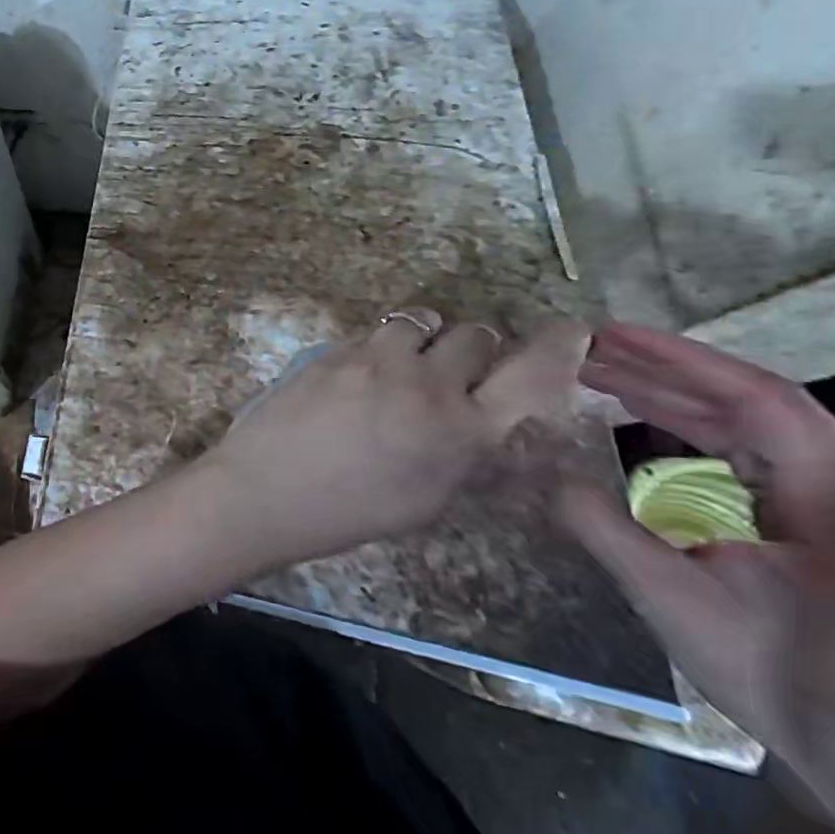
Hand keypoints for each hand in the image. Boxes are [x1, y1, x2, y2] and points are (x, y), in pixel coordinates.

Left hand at [204, 310, 590, 559]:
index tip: (569, 331)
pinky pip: (370, 334)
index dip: (556, 348)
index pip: (534, 375)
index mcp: (466, 433)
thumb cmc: (348, 512)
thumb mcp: (427, 497)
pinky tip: (359, 373)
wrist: (265, 491)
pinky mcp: (332, 352)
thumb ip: (463, 451)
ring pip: (420, 322)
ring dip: (422, 337)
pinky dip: (376, 346)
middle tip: (454, 368)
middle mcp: (429, 386)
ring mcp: (376, 363)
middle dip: (473, 347)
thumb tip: (480, 422)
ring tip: (404, 361)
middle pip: (475, 336)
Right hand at [560, 324, 834, 833]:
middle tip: (584, 353)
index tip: (608, 336)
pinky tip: (649, 437)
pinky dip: (695, 443)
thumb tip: (547, 476)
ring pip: (754, 438)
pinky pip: (752, 470)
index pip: (757, 402)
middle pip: (752, 411)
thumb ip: (611, 532)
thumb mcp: (687, 606)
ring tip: (602, 381)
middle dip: (665, 376)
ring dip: (678, 406)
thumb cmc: (797, 686)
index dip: (680, 361)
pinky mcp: (824, 540)